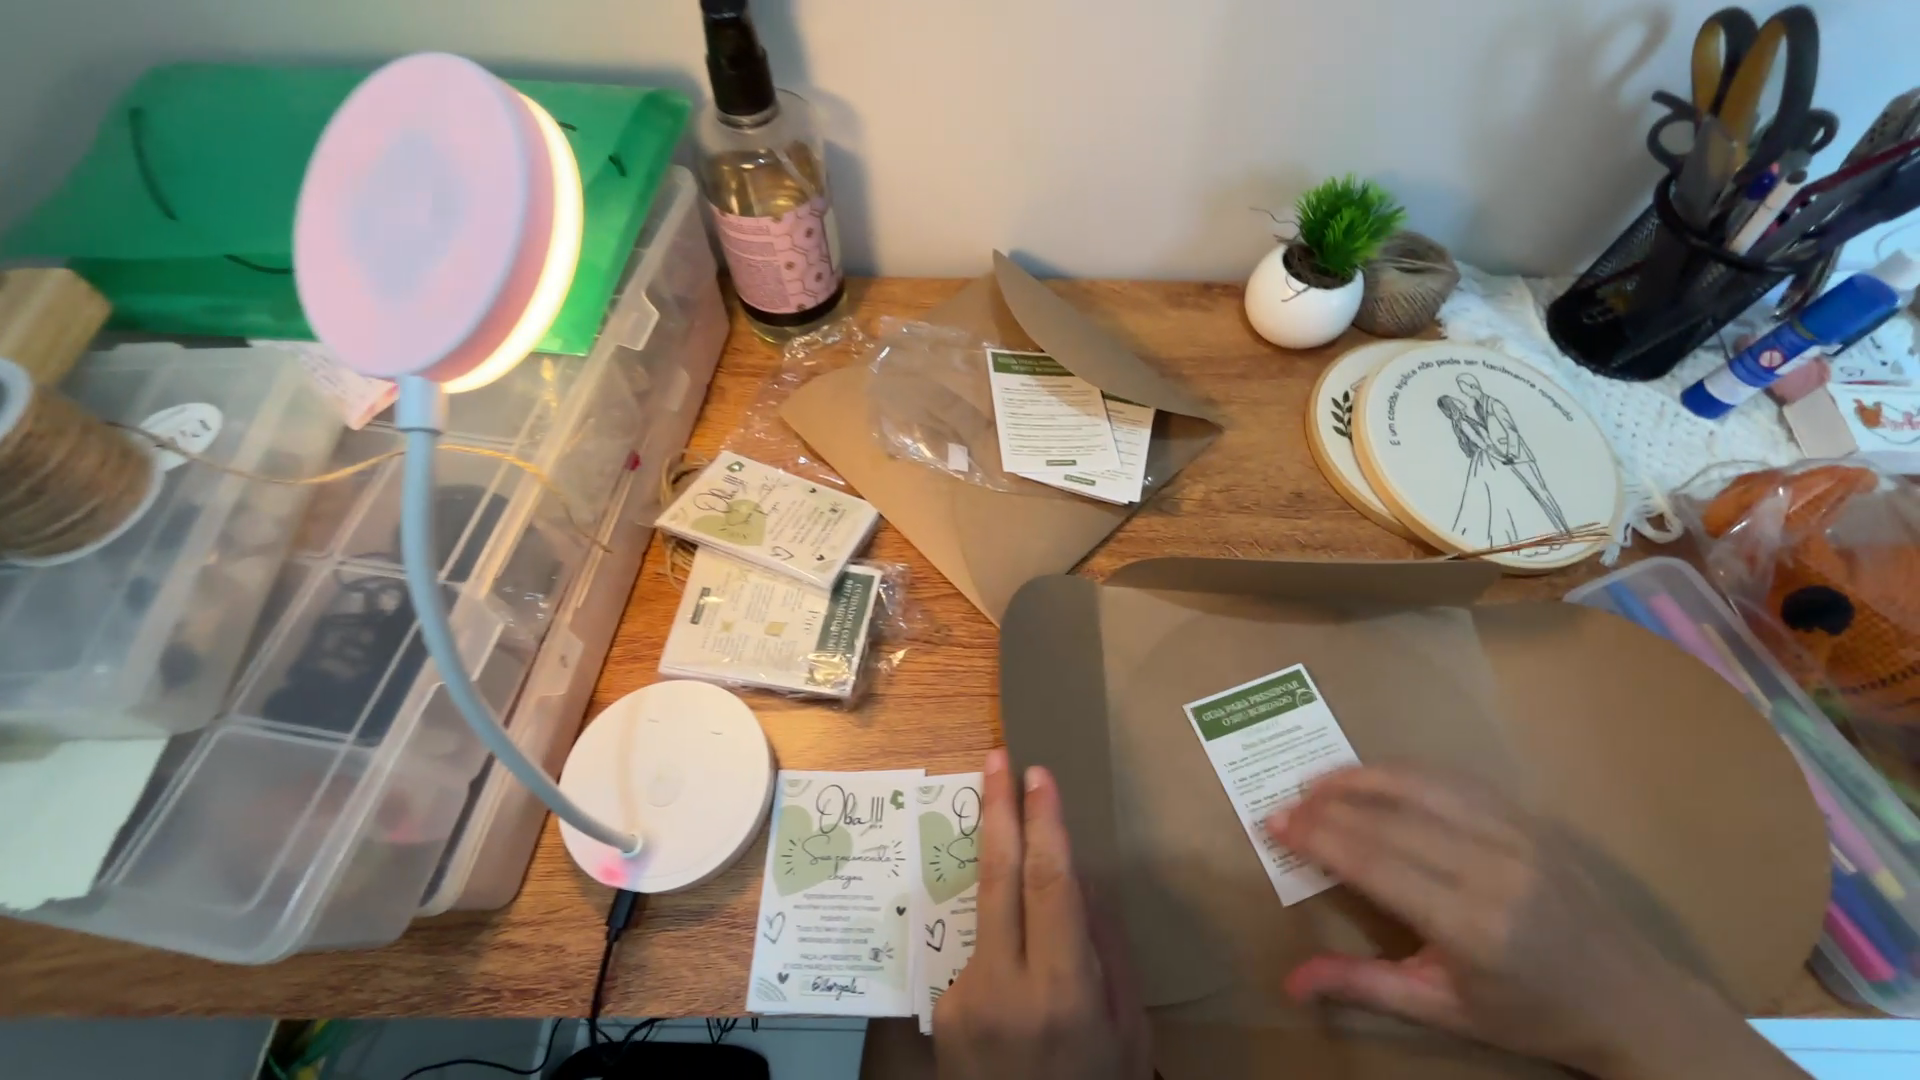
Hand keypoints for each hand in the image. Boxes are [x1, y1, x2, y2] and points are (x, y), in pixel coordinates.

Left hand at [934, 748, 1150, 1079]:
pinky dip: (1002, 944)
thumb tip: (1081, 876)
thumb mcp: (1127, 1030)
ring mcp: (964, 996)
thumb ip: (1106, 948)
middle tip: (997, 757)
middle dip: (997, 808)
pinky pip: (979, 953)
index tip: (1038, 775)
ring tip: (1005, 819)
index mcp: (1064, 991)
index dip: (1044, 823)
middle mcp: (1005, 986)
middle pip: (998, 876)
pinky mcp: (942, 1009)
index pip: (1049, 883)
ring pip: (986, 909)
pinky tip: (1017, 972)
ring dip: (998, 865)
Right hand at [1269, 766, 1806, 1079]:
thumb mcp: (1443, 1011)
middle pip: (1387, 818)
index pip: (1374, 862)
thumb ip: (1362, 986)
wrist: (1636, 1003)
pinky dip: (1400, 772)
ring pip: (1418, 785)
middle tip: (1283, 805)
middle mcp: (1493, 872)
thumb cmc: (1530, 1014)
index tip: (1274, 824)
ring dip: (1357, 778)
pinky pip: (1451, 780)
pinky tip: (1370, 778)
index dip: (1317, 837)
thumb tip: (1289, 983)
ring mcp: (1516, 837)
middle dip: (1325, 806)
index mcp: (1471, 928)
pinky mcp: (1528, 818)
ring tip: (1315, 782)